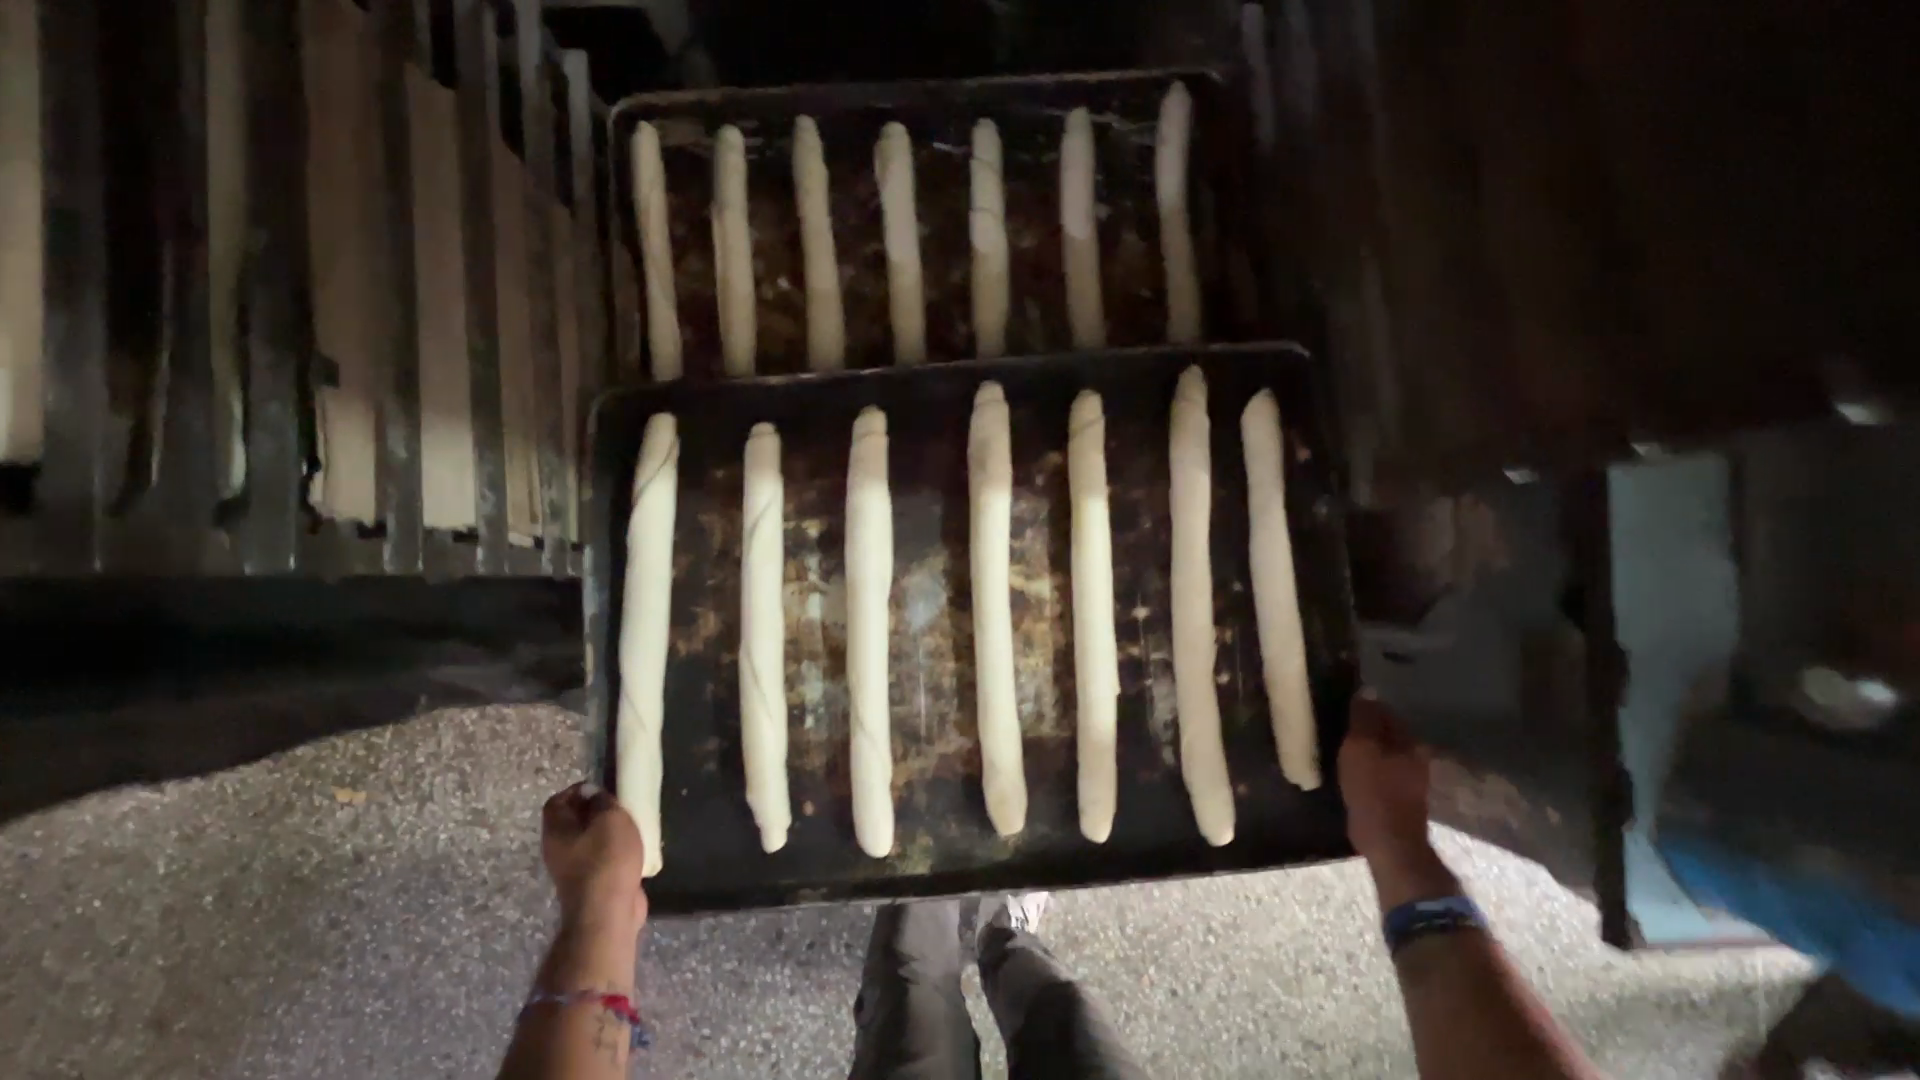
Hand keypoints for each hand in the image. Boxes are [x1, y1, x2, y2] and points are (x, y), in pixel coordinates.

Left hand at [541, 783, 648, 934]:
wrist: (608, 913)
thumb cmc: (606, 859)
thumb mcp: (610, 819)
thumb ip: (601, 801)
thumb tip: (592, 794)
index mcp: (556, 832)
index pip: (556, 802)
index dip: (576, 791)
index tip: (602, 788)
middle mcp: (558, 850)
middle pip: (572, 822)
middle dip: (595, 811)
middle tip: (620, 805)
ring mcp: (574, 870)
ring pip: (589, 841)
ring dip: (608, 832)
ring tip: (631, 825)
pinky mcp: (592, 884)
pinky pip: (601, 858)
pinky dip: (615, 851)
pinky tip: (635, 849)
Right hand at [1338, 691, 1436, 872]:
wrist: (1388, 840)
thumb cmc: (1372, 789)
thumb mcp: (1361, 747)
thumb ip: (1364, 718)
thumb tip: (1368, 690)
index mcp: (1410, 741)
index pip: (1384, 711)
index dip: (1361, 707)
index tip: (1338, 709)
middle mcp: (1416, 756)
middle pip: (1385, 732)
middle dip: (1364, 729)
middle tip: (1335, 729)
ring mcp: (1411, 778)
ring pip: (1383, 753)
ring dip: (1365, 750)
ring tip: (1339, 750)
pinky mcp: (1400, 797)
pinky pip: (1380, 771)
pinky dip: (1366, 768)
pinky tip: (1350, 772)